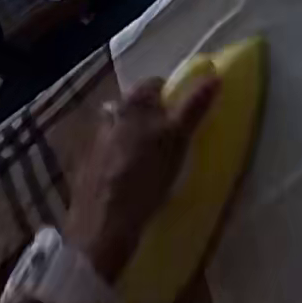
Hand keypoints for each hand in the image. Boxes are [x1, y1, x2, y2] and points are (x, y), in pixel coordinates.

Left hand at [62, 75, 219, 280]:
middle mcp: (109, 112)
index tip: (184, 119)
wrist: (103, 227)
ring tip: (153, 164)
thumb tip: (215, 76)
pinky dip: (122, 159)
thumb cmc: (145, 177)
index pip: (155, 84)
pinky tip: (132, 180)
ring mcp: (95, 139)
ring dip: (137, 138)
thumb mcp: (177, 140)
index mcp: (131, 101)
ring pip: (123, 128)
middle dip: (154, 118)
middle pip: (138, 106)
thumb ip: (193, 106)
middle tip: (172, 142)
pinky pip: (110, 152)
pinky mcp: (87, 165)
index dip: (172, 97)